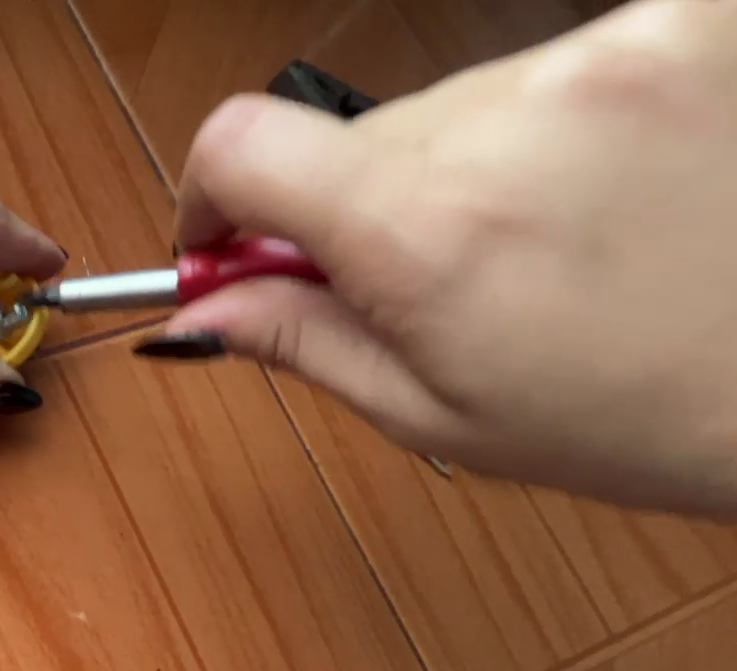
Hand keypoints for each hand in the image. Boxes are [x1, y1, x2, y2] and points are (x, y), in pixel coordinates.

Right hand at [155, 0, 736, 515]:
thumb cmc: (637, 417)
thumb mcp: (427, 408)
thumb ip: (297, 338)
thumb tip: (198, 309)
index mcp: (431, 224)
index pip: (239, 147)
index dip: (206, 196)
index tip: (223, 244)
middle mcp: (520, 109)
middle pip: (344, 140)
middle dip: (338, 210)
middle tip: (393, 280)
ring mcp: (623, 48)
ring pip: (440, 110)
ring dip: (438, 175)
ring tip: (519, 248)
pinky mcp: (694, 20)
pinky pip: (539, 78)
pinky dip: (528, 138)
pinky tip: (587, 199)